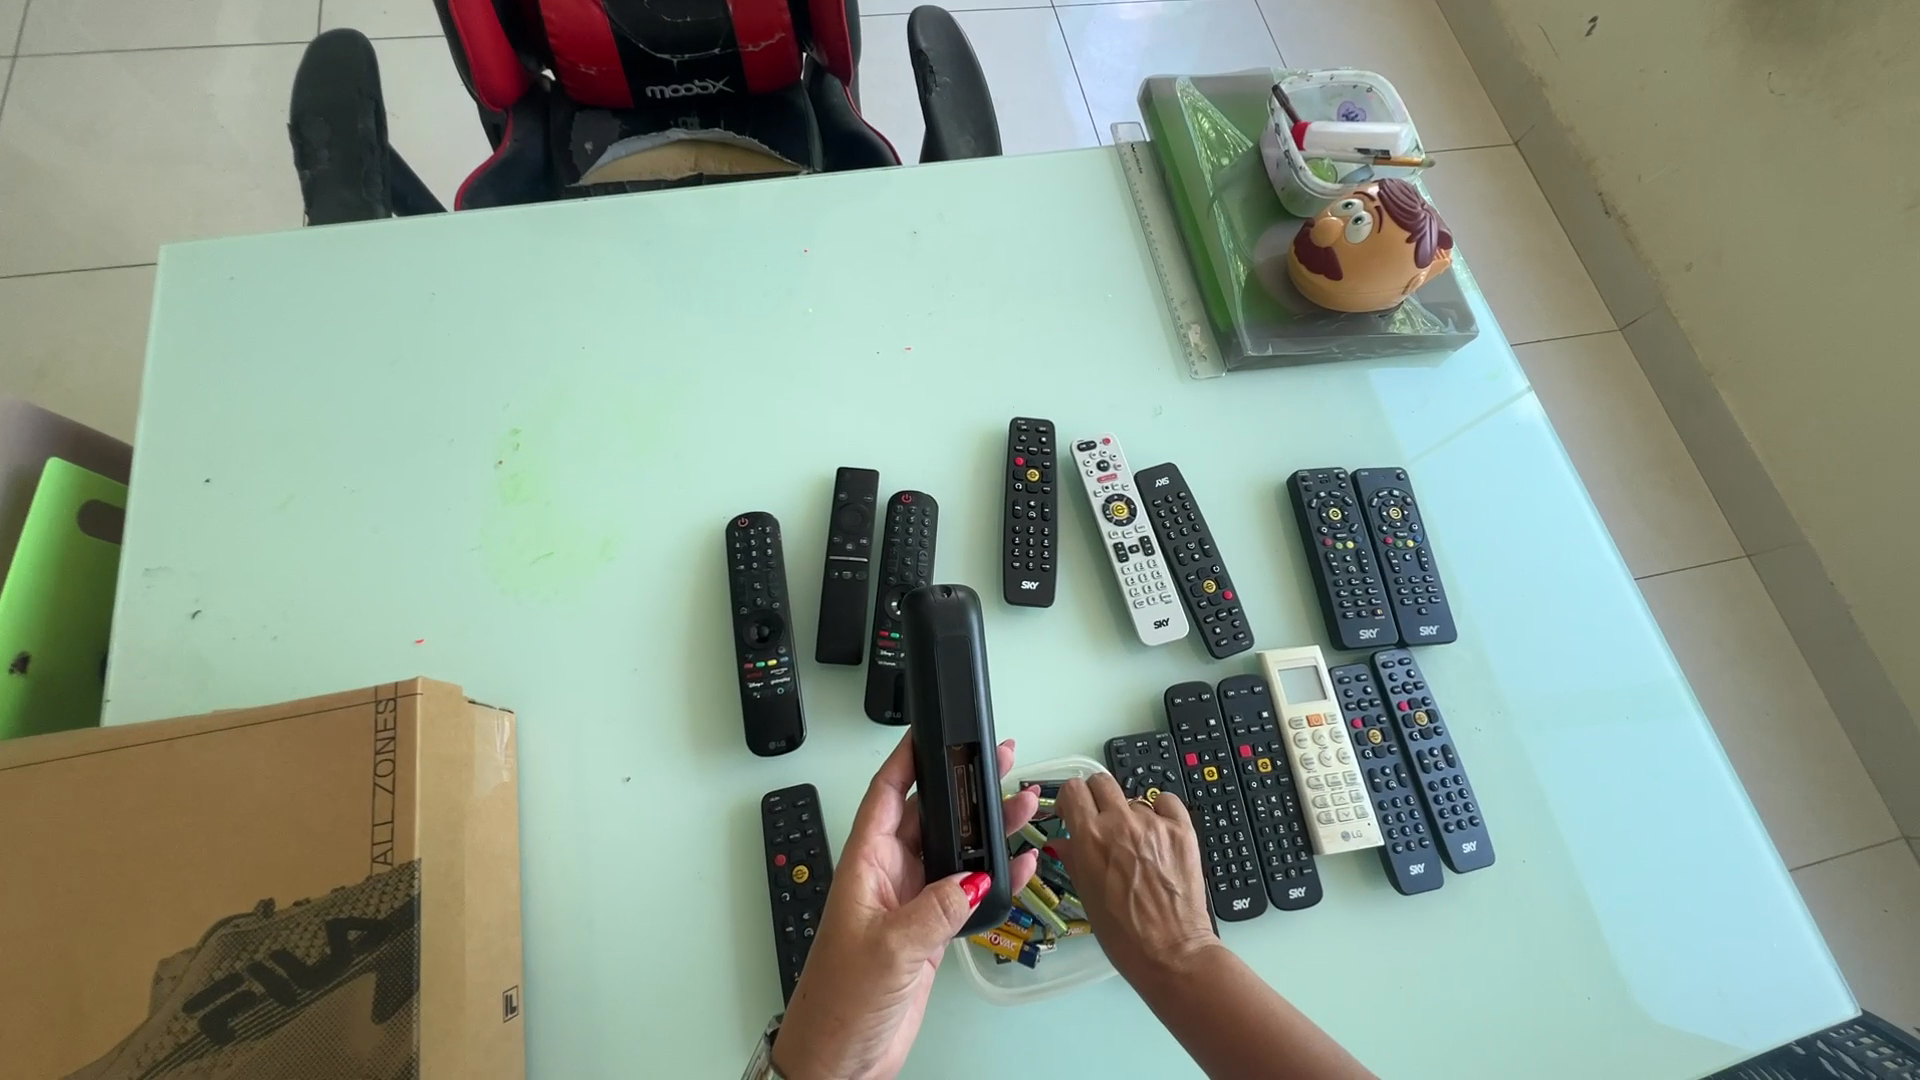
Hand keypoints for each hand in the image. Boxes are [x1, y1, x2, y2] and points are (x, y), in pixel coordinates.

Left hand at [771, 736, 1039, 1079]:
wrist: (842, 1062)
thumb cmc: (838, 1003)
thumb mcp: (888, 947)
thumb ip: (934, 908)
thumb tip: (973, 879)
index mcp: (865, 863)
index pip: (885, 793)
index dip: (906, 758)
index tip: (931, 730)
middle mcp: (889, 874)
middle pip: (931, 815)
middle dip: (964, 788)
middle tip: (999, 761)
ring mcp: (913, 900)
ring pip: (956, 849)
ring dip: (988, 828)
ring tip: (1023, 802)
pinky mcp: (931, 928)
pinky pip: (969, 890)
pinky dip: (997, 875)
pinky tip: (1020, 861)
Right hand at [1052, 773, 1213, 982]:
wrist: (1172, 954)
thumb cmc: (1124, 934)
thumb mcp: (1086, 894)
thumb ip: (1072, 858)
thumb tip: (1060, 841)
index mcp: (1090, 836)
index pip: (1073, 789)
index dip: (1071, 799)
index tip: (1073, 812)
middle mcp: (1120, 822)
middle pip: (1101, 781)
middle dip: (1097, 797)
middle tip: (1101, 818)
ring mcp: (1153, 824)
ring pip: (1134, 798)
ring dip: (1130, 814)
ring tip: (1137, 844)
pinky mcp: (1182, 830)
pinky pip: (1167, 802)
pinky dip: (1161, 812)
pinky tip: (1159, 833)